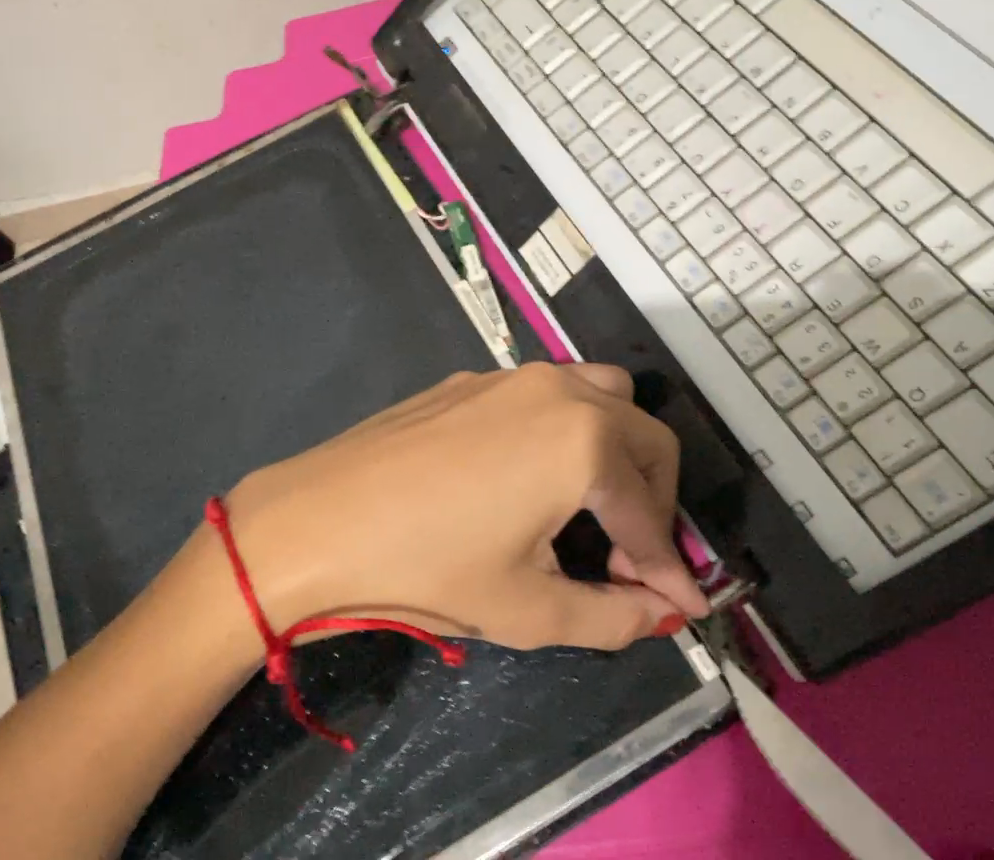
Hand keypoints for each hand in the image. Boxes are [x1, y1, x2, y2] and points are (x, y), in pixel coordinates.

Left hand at [215, 362, 709, 651]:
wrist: (313, 524)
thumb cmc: (426, 571)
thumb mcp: (529, 609)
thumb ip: (614, 616)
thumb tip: (661, 614)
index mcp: (584, 443)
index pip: (650, 512)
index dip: (669, 567)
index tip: (681, 605)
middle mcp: (559, 392)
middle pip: (644, 437)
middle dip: (653, 499)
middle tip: (630, 558)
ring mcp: (510, 377)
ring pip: (600, 396)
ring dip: (616, 450)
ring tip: (591, 507)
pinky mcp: (470, 381)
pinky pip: (546, 394)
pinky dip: (566, 432)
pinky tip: (528, 479)